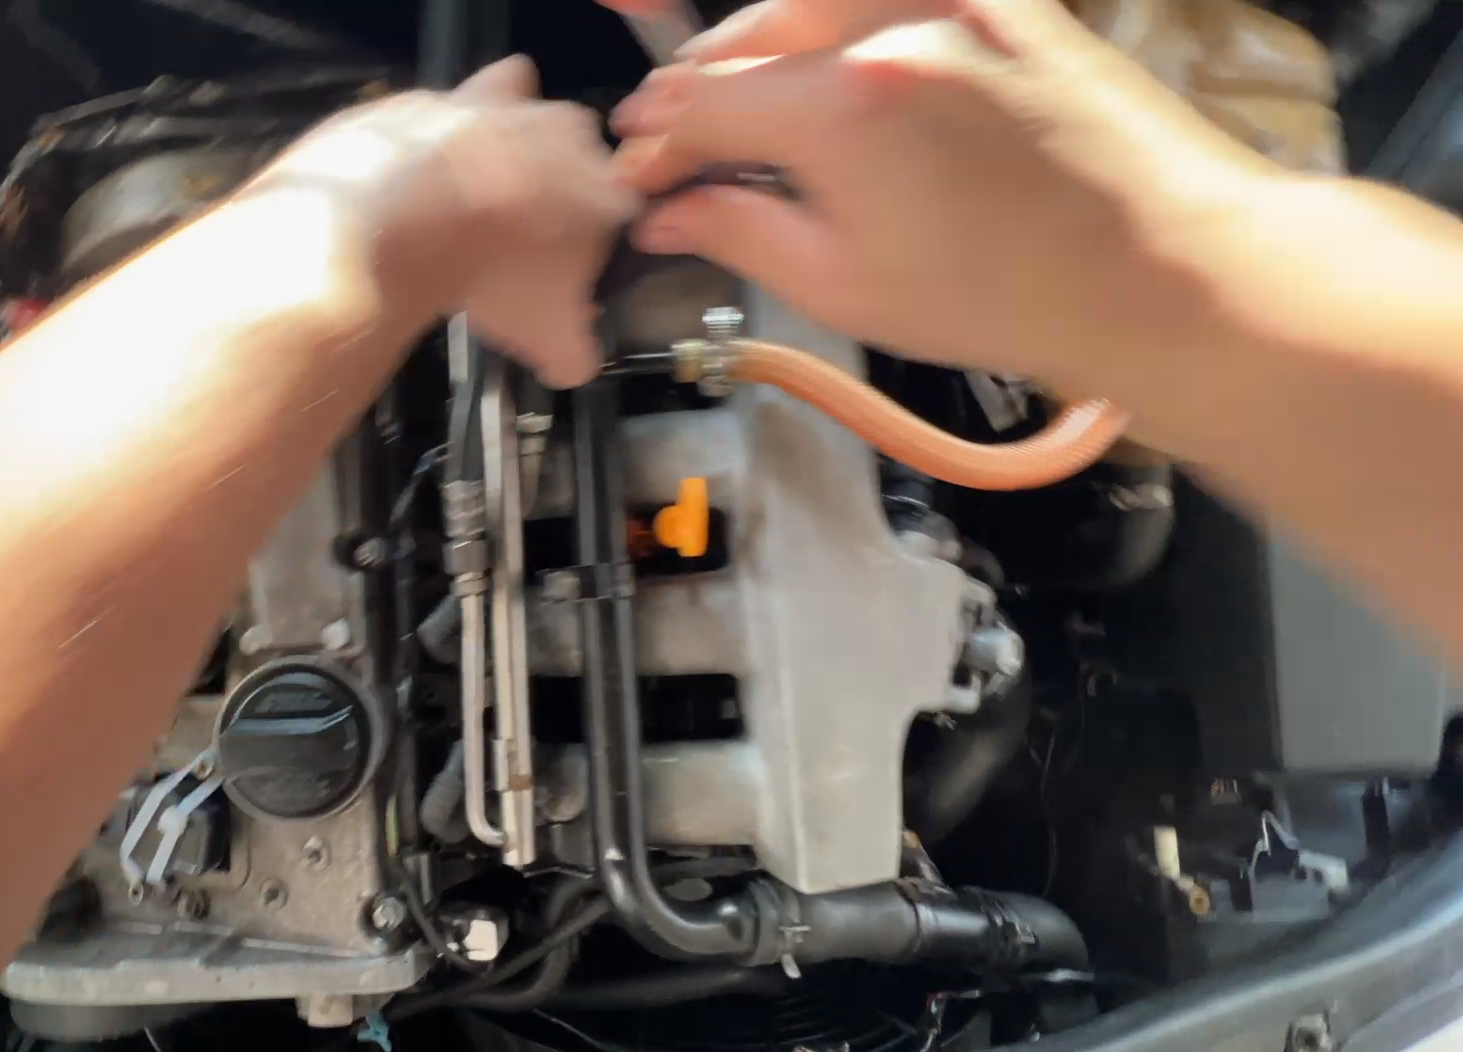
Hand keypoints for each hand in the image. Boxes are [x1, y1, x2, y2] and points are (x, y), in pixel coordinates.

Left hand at [260, 57, 634, 387]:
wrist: (414, 224)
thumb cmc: (501, 277)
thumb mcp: (551, 341)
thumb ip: (577, 356)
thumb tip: (574, 366)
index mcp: (607, 190)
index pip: (621, 217)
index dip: (595, 250)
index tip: (566, 274)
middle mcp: (571, 134)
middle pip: (578, 165)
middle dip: (557, 198)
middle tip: (522, 243)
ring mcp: (515, 107)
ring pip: (530, 122)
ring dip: (515, 156)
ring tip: (483, 202)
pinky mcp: (458, 94)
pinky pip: (469, 108)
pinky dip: (460, 137)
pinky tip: (442, 173)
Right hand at [607, 0, 1286, 382]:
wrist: (1148, 267)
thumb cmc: (989, 294)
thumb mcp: (834, 284)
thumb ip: (735, 232)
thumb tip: (665, 217)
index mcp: (847, 106)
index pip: (707, 108)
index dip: (656, 145)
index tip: (633, 176)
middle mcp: (895, 21)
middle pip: (746, 40)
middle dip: (686, 92)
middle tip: (655, 138)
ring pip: (804, 3)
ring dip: (743, 49)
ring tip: (713, 98)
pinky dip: (814, 27)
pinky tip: (796, 65)